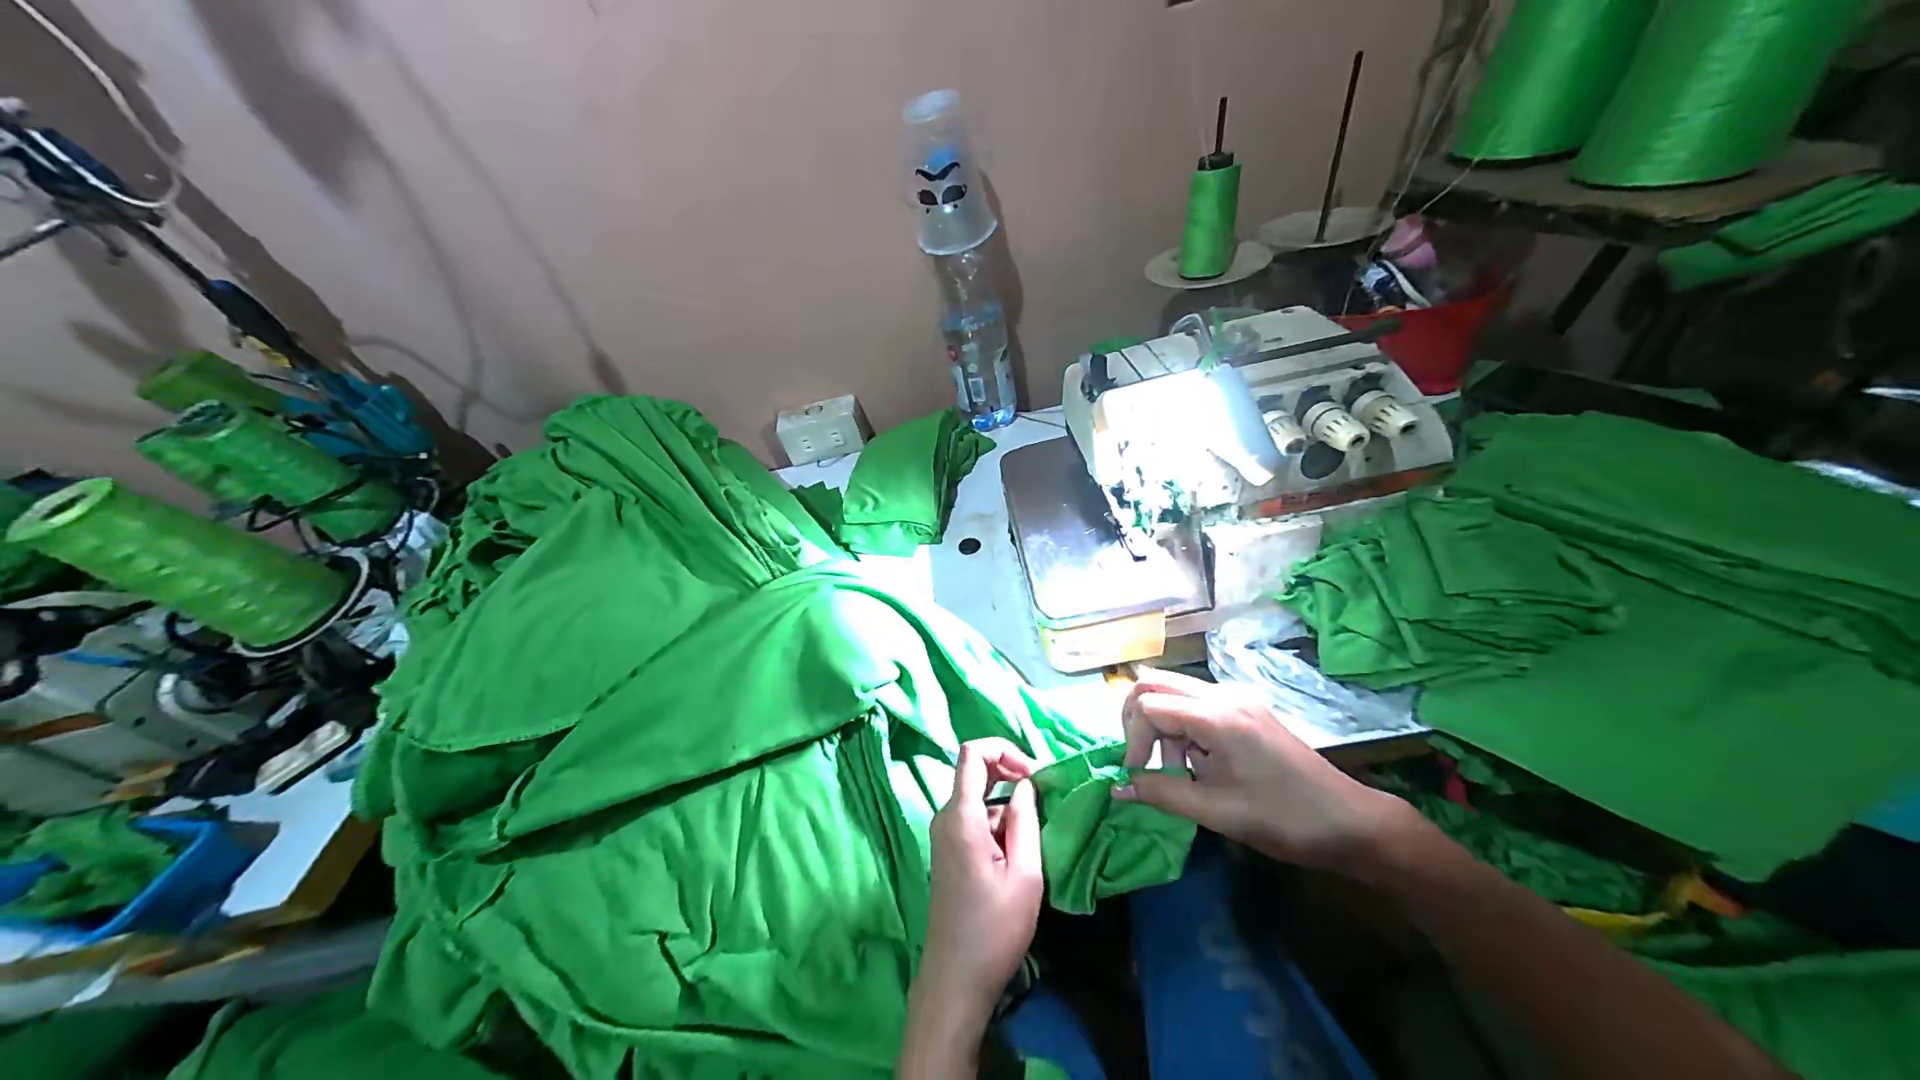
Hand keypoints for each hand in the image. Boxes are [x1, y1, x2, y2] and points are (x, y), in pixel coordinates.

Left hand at [916, 738, 1043, 1015]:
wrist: (956, 979)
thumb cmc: (994, 928)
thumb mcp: (1025, 873)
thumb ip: (1025, 820)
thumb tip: (1026, 786)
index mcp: (960, 816)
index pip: (972, 752)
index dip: (1004, 750)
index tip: (1034, 774)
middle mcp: (946, 818)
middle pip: (976, 773)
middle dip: (1012, 776)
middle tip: (1045, 800)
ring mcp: (944, 836)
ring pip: (980, 800)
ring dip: (1009, 808)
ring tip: (1037, 839)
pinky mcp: (949, 853)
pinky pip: (975, 822)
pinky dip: (999, 825)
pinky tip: (1020, 855)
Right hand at [1113, 667, 1413, 876]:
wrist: (1349, 823)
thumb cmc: (1282, 819)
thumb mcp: (1215, 811)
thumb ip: (1161, 793)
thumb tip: (1117, 787)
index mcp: (1217, 716)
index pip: (1149, 706)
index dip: (1134, 740)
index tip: (1139, 776)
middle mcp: (1224, 696)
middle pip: (1156, 684)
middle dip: (1137, 720)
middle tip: (1142, 759)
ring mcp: (1238, 700)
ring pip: (1175, 693)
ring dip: (1161, 725)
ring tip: (1174, 771)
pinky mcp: (1246, 710)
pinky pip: (1197, 705)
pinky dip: (1182, 728)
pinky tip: (1196, 764)